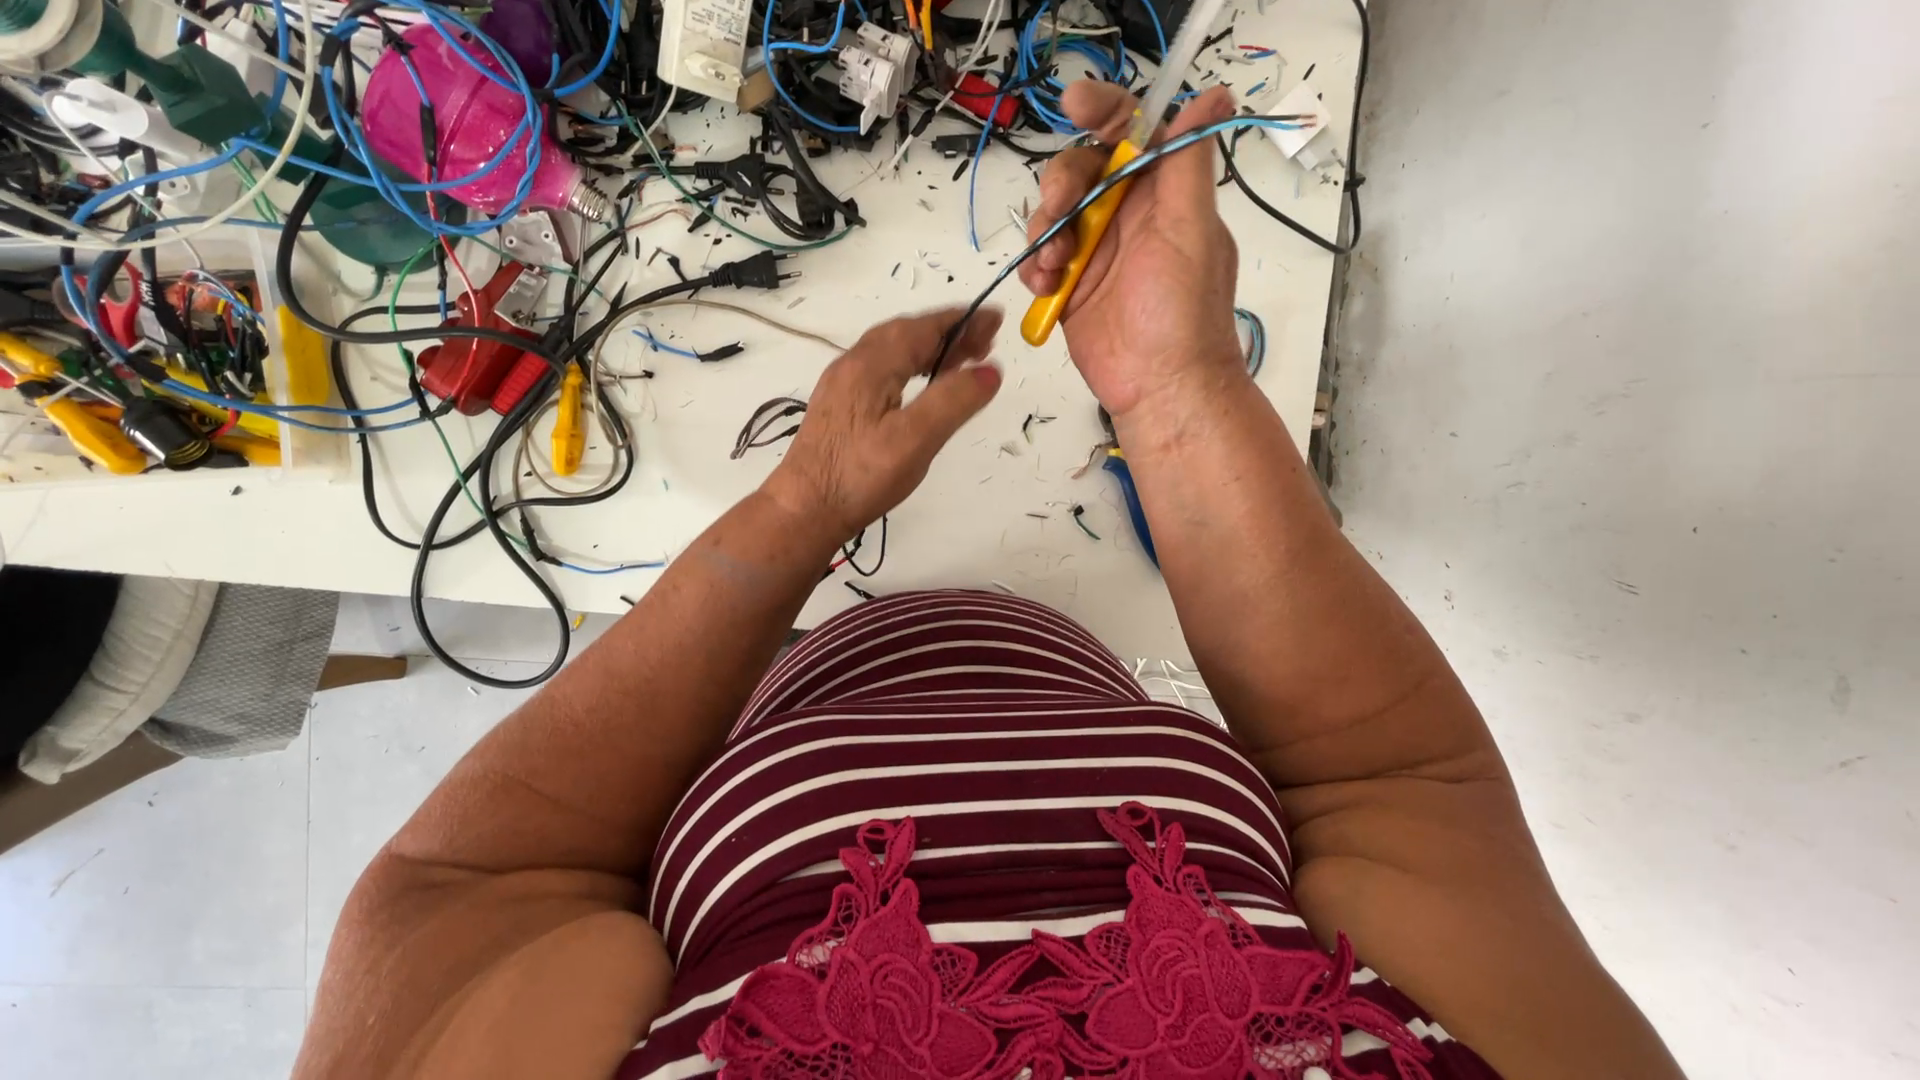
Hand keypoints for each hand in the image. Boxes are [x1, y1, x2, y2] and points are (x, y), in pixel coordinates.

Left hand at [761, 307, 1002, 541]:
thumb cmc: (859, 476)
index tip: (996, 319)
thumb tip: (991, 370)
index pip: (924, 328)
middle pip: (907, 334)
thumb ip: (954, 400)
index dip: (963, 321)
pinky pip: (881, 371)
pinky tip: (920, 387)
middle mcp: (853, 365)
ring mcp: (842, 385)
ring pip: (892, 352)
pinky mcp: (838, 407)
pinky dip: (910, 367)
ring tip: (962, 364)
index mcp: (871, 364)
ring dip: (930, 350)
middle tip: (986, 344)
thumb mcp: (915, 439)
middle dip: (949, 333)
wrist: (803, 510)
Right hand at [1018, 81, 1245, 418]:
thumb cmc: (1183, 312)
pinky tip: (1044, 284)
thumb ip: (1187, 163)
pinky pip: (1040, 258)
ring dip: (1044, 229)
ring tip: (1054, 264)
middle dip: (1062, 183)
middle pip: (1079, 169)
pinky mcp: (1069, 286)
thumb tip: (1213, 94)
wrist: (1160, 389)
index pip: (1130, 133)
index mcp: (1161, 194)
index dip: (1103, 110)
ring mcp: (1095, 252)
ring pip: (1053, 213)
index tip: (1074, 103)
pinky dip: (1035, 265)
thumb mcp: (1191, 230)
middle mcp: (1126, 216)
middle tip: (1061, 211)